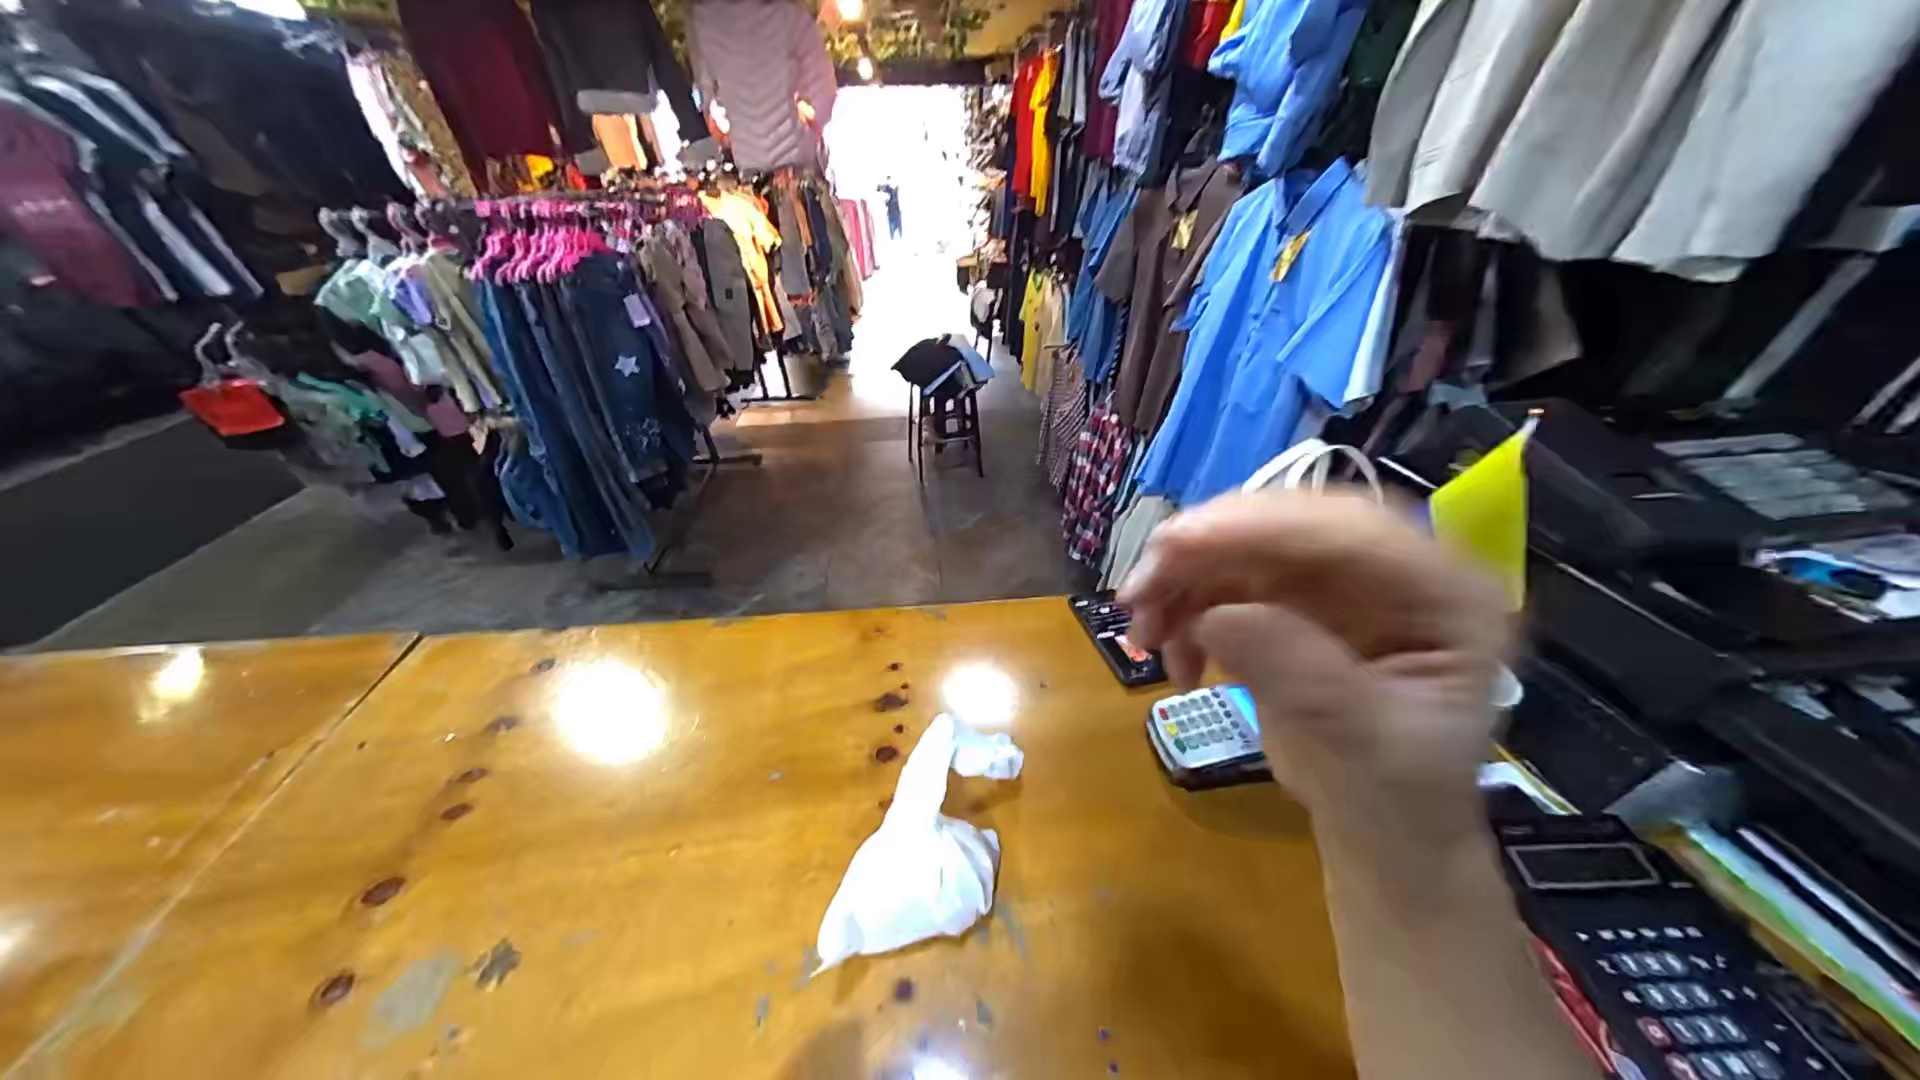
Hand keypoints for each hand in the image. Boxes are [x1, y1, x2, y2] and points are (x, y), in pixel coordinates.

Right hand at [1118, 491, 1509, 834]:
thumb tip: (1214, 619)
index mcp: (1439, 591)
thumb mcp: (1362, 744)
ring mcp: (1327, 581)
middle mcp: (1382, 568)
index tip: (1175, 544)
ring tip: (1144, 637)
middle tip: (1136, 593)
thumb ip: (1298, 675)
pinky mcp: (1282, 597)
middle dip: (1198, 554)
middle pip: (1278, 528)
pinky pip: (1214, 582)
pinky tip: (1174, 660)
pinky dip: (1180, 613)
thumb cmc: (1392, 791)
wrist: (1375, 819)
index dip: (1257, 527)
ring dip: (1177, 585)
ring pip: (1234, 549)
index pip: (1346, 530)